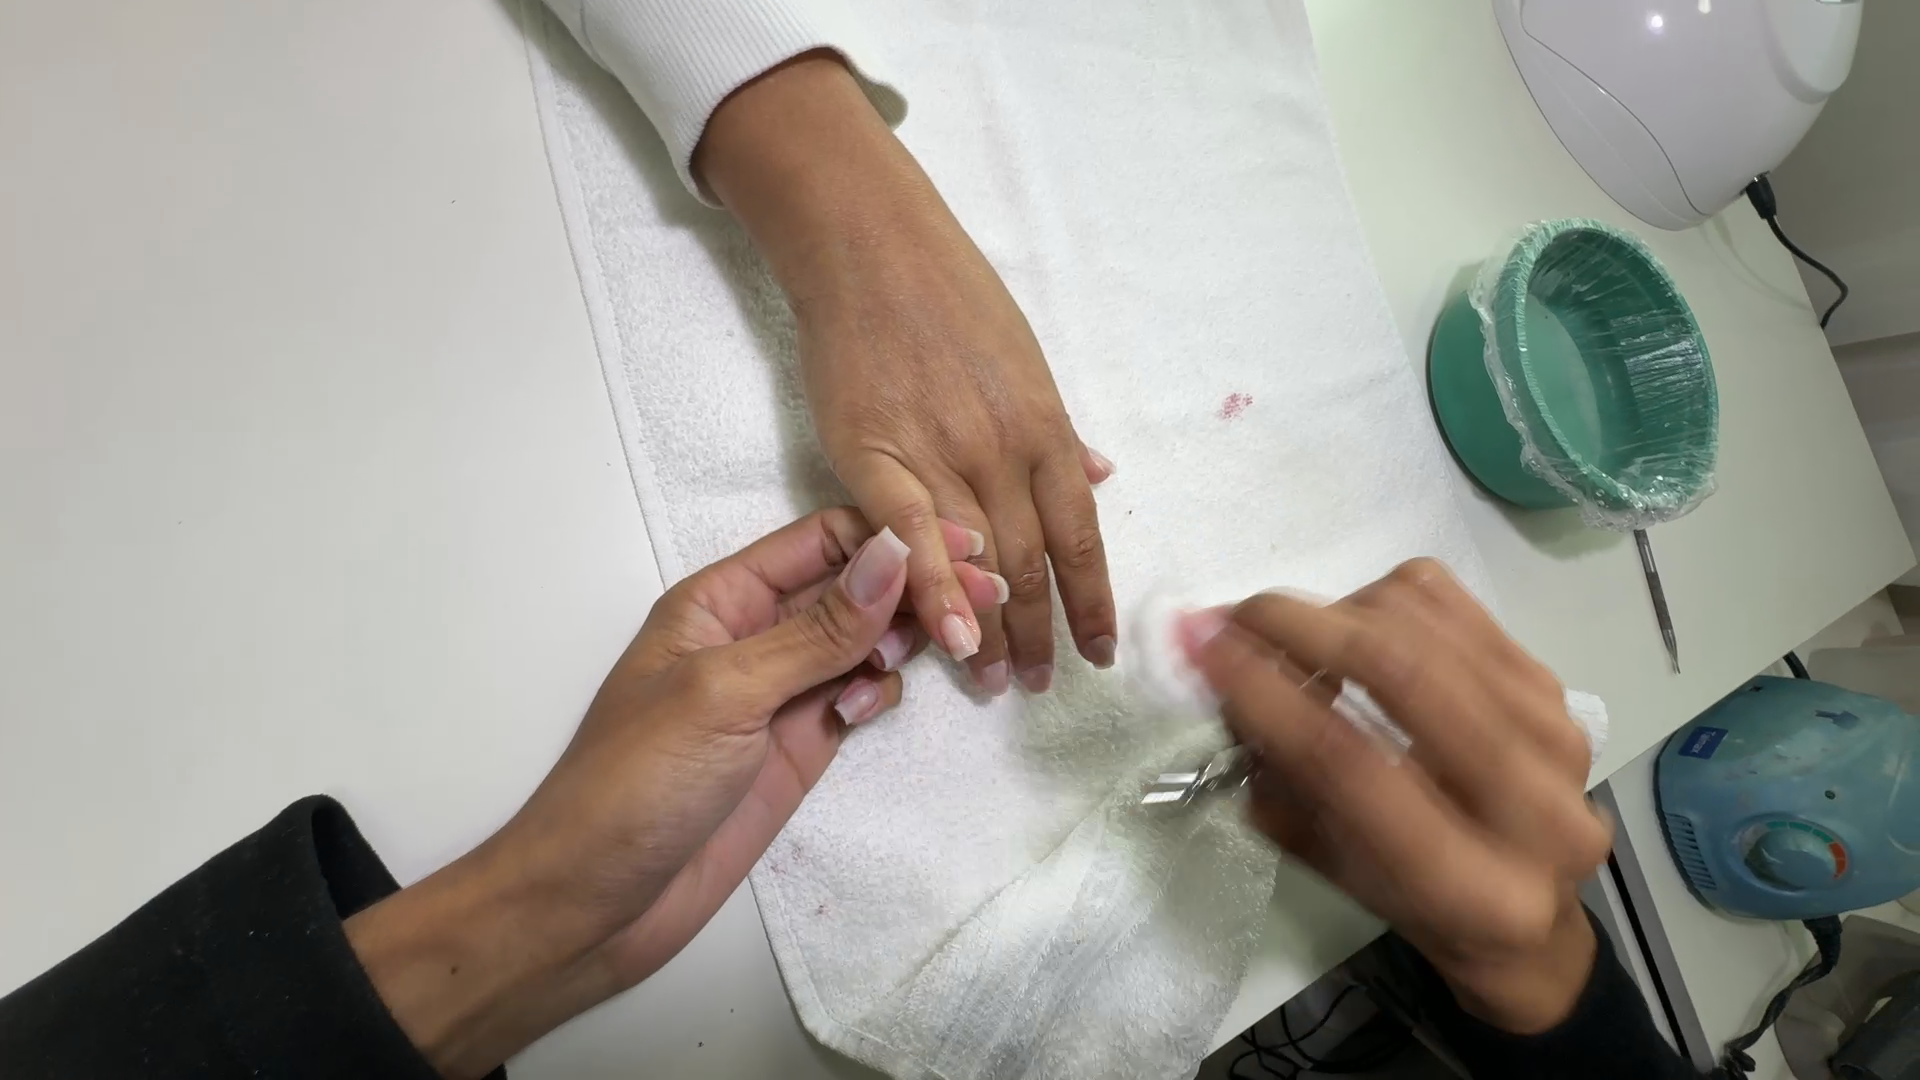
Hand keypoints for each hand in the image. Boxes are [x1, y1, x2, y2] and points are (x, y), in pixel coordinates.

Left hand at [343, 509, 994, 1076]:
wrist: (600, 907)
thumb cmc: (640, 781)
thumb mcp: (728, 691)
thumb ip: (820, 627)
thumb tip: (895, 552)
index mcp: (725, 598)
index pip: (821, 540)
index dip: (889, 536)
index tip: (960, 541)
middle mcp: (759, 632)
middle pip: (852, 588)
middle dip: (914, 586)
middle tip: (985, 592)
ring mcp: (784, 688)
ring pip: (863, 638)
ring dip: (901, 637)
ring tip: (941, 647)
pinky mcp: (802, 738)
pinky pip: (858, 692)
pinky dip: (875, 691)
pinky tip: (865, 709)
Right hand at [695, 53, 1116, 696]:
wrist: (871, 249)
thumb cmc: (952, 300)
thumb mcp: (1027, 361)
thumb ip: (1059, 431)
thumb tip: (1101, 474)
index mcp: (1046, 428)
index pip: (1081, 536)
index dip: (1091, 601)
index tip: (1098, 651)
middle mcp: (1004, 450)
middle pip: (1032, 561)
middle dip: (1040, 631)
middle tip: (1039, 684)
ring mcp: (943, 452)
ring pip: (980, 558)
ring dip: (993, 629)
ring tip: (996, 682)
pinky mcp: (876, 453)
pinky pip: (914, 535)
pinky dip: (936, 589)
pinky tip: (953, 641)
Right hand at [1188, 560, 1611, 1033]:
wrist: (1519, 901)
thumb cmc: (1399, 889)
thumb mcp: (1319, 854)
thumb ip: (1268, 768)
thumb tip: (1214, 665)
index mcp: (1469, 886)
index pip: (1347, 762)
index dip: (1262, 692)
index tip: (1198, 646)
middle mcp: (1534, 805)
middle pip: (1395, 671)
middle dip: (1290, 626)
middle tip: (1225, 615)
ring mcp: (1554, 730)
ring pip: (1413, 619)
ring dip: (1326, 613)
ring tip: (1291, 638)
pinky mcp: (1551, 680)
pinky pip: (1438, 596)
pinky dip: (1369, 597)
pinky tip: (1348, 628)